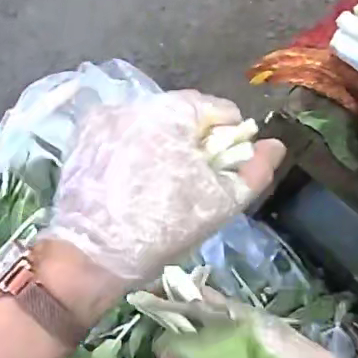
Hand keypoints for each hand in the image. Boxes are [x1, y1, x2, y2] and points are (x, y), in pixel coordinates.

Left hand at [37, 91, 284, 281]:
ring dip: (160, 146)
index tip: (216, 177)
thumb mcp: (219, 205)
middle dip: (191, 145)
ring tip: (153, 187)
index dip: (227, 145)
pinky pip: (121, 134)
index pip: (220, 113)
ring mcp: (106, 116)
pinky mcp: (83, 136)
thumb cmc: (163, 230)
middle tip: (186, 186)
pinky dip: (130, 150)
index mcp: (176, 110)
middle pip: (183, 117)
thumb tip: (274, 145)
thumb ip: (254, 171)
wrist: (92, 257)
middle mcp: (138, 101)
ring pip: (151, 125)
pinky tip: (127, 182)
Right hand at [150, 292, 357, 357]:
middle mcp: (224, 337)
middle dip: (177, 351)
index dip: (168, 297)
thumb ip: (199, 335)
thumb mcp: (240, 336)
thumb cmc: (285, 357)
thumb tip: (162, 343)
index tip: (144, 303)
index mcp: (229, 313)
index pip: (192, 296)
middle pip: (183, 337)